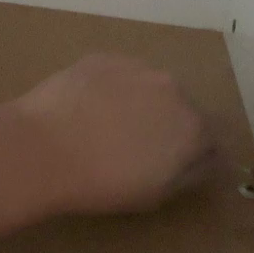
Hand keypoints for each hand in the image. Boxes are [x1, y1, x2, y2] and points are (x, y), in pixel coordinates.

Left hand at [14, 54, 216, 215]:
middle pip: (181, 108)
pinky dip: (110, 90)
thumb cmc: (102, 182)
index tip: (172, 166)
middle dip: (167, 125)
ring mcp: (138, 67)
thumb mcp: (156, 194)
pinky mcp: (105, 57)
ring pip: (149, 88)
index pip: (210, 140)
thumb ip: (191, 173)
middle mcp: (174, 88)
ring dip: (140, 104)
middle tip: (135, 148)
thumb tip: (208, 160)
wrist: (43, 148)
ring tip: (106, 128)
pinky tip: (85, 110)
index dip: (194, 154)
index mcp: (192, 126)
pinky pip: (118, 75)